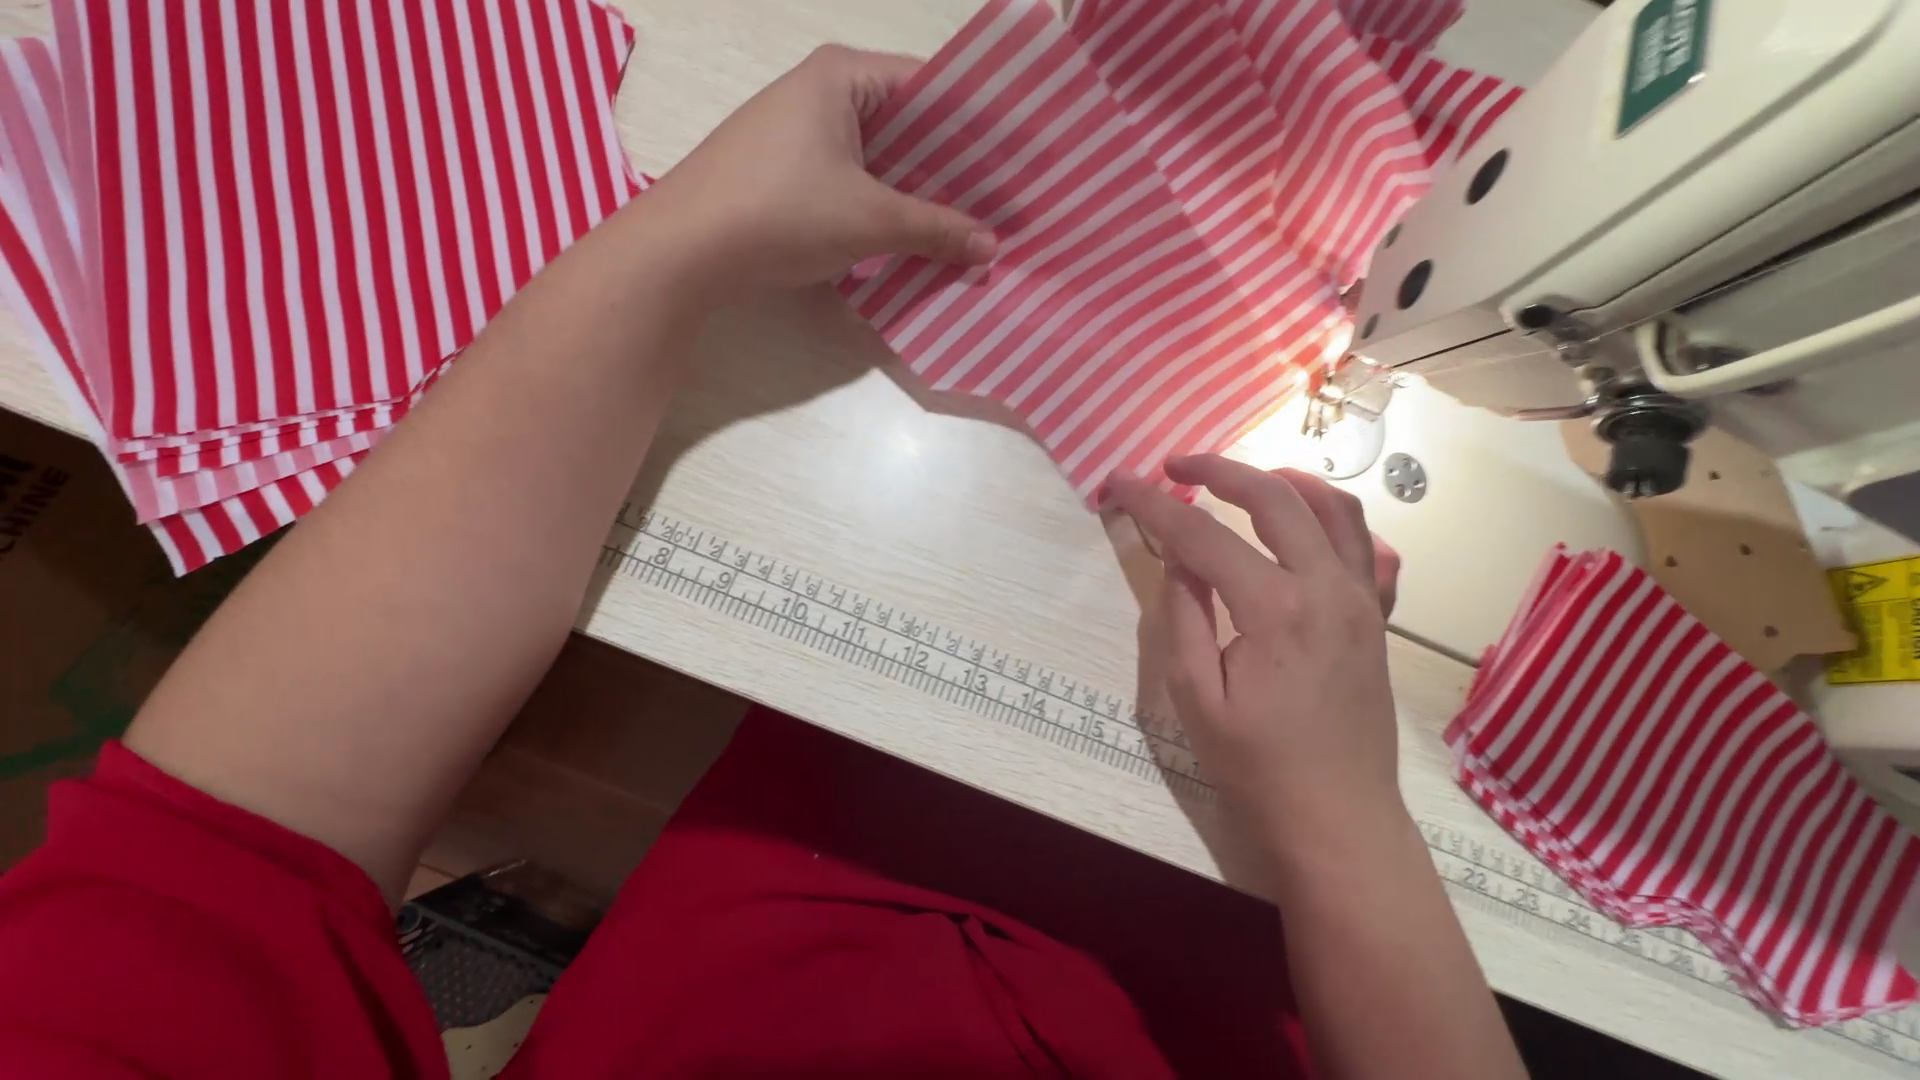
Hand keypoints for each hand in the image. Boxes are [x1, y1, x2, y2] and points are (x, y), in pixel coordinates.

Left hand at [645, 46, 996, 301]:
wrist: (683, 251)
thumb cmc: (780, 213)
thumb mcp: (870, 221)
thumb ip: (935, 229)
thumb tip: (991, 247)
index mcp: (842, 75)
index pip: (929, 86)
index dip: (974, 126)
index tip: (1013, 161)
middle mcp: (819, 93)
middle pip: (903, 124)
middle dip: (948, 168)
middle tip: (997, 202)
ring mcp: (797, 134)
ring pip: (876, 159)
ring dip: (914, 194)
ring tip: (964, 225)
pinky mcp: (783, 174)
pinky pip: (849, 182)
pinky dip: (879, 207)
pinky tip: (909, 239)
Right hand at [1107, 456, 1405, 866]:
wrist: (1337, 816)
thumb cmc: (1256, 766)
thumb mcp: (1195, 697)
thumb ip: (1182, 616)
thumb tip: (1178, 558)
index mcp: (1274, 609)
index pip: (1202, 535)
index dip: (1154, 504)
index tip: (1120, 482)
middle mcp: (1327, 587)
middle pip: (1275, 497)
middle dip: (1219, 470)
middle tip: (1176, 466)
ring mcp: (1363, 598)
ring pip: (1334, 507)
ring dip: (1284, 480)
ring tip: (1242, 480)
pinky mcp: (1377, 615)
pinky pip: (1365, 545)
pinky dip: (1332, 517)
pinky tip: (1304, 523)